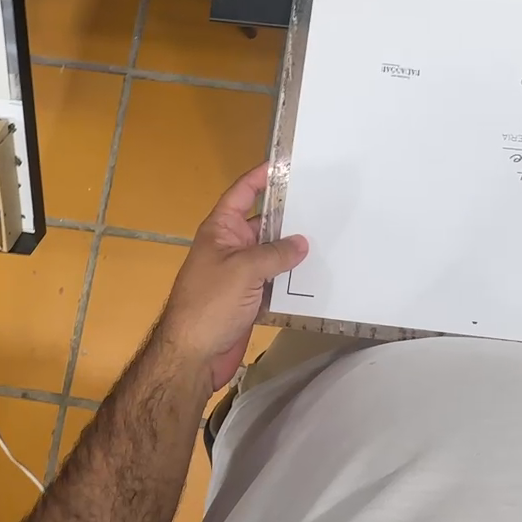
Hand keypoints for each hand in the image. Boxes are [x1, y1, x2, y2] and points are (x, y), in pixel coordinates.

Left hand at [154, 164, 308, 390]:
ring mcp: (240, 272)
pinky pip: (275, 279)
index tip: (288, 164)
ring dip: (294, 249)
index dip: (262, 176)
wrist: (191, 357)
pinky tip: (318, 273)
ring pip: (273, 252)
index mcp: (221, 229)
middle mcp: (231, 245)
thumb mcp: (244, 270)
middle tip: (324, 202)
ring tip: (330, 236)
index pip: (243, 192)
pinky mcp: (249, 297)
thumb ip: (275, 253)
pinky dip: (292, 277)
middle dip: (289, 214)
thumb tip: (303, 242)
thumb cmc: (210, 303)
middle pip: (264, 222)